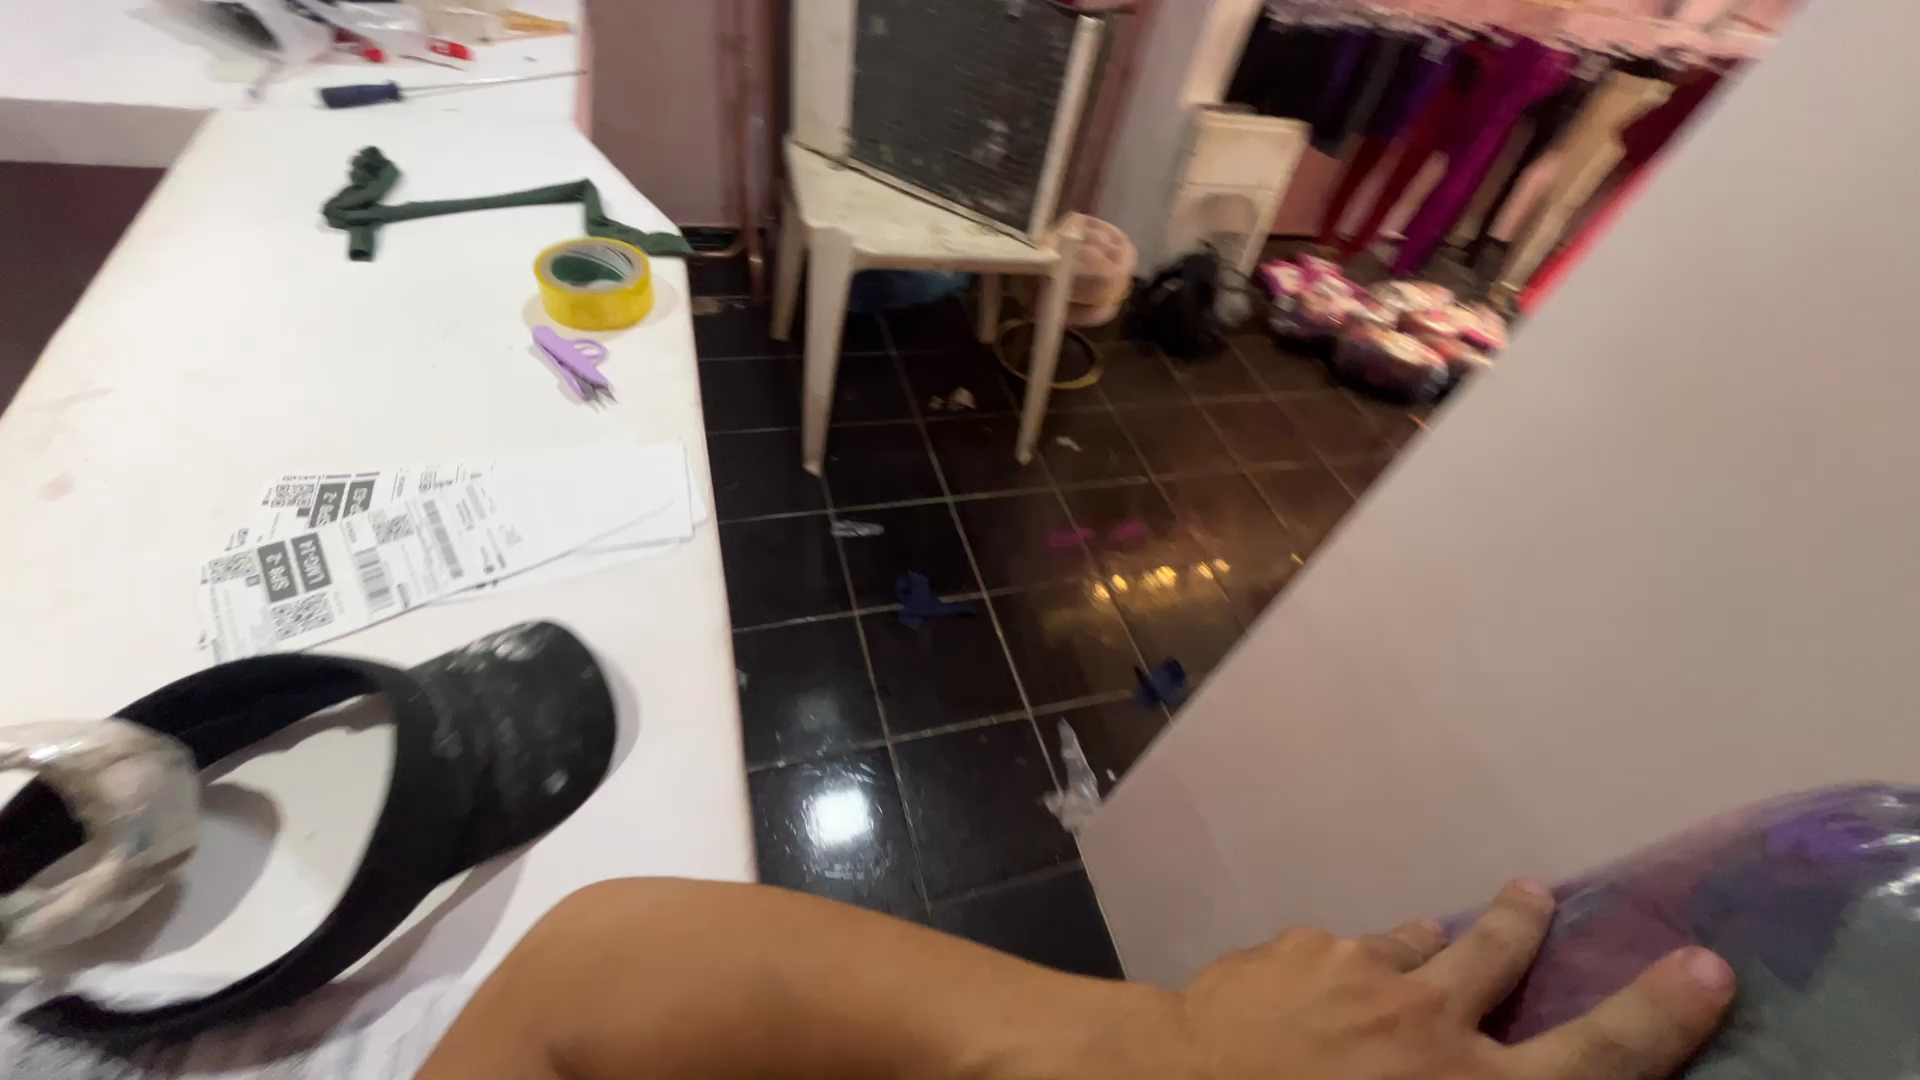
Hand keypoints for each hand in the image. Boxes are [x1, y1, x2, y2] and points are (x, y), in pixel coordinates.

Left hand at [1167, 880, 1734, 1079]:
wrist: (1197, 1079)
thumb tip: (1484, 1062)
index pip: (1598, 1057)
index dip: (1660, 1015)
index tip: (1703, 965)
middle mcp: (1429, 1018)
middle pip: (1495, 956)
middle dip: (1522, 924)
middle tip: (1535, 891)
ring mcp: (1361, 968)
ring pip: (1411, 943)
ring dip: (1424, 944)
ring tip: (1424, 939)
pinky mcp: (1304, 944)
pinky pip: (1338, 951)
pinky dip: (1342, 966)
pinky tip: (1314, 986)